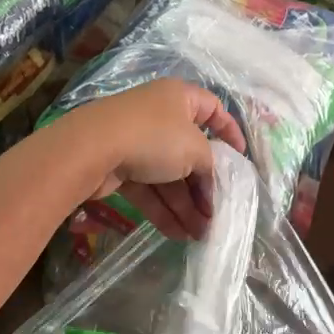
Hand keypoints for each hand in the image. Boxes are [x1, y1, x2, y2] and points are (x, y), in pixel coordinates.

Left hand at [49, 79, 247, 240]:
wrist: (92, 149)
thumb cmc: (154, 137)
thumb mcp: (195, 149)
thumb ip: (210, 166)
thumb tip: (208, 183)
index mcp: (180, 98)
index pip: (213, 109)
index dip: (229, 132)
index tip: (241, 158)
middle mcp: (160, 115)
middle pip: (191, 152)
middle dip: (204, 186)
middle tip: (216, 214)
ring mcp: (138, 141)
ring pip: (169, 175)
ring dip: (186, 205)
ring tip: (200, 235)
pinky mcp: (120, 166)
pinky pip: (149, 188)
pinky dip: (163, 209)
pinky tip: (178, 234)